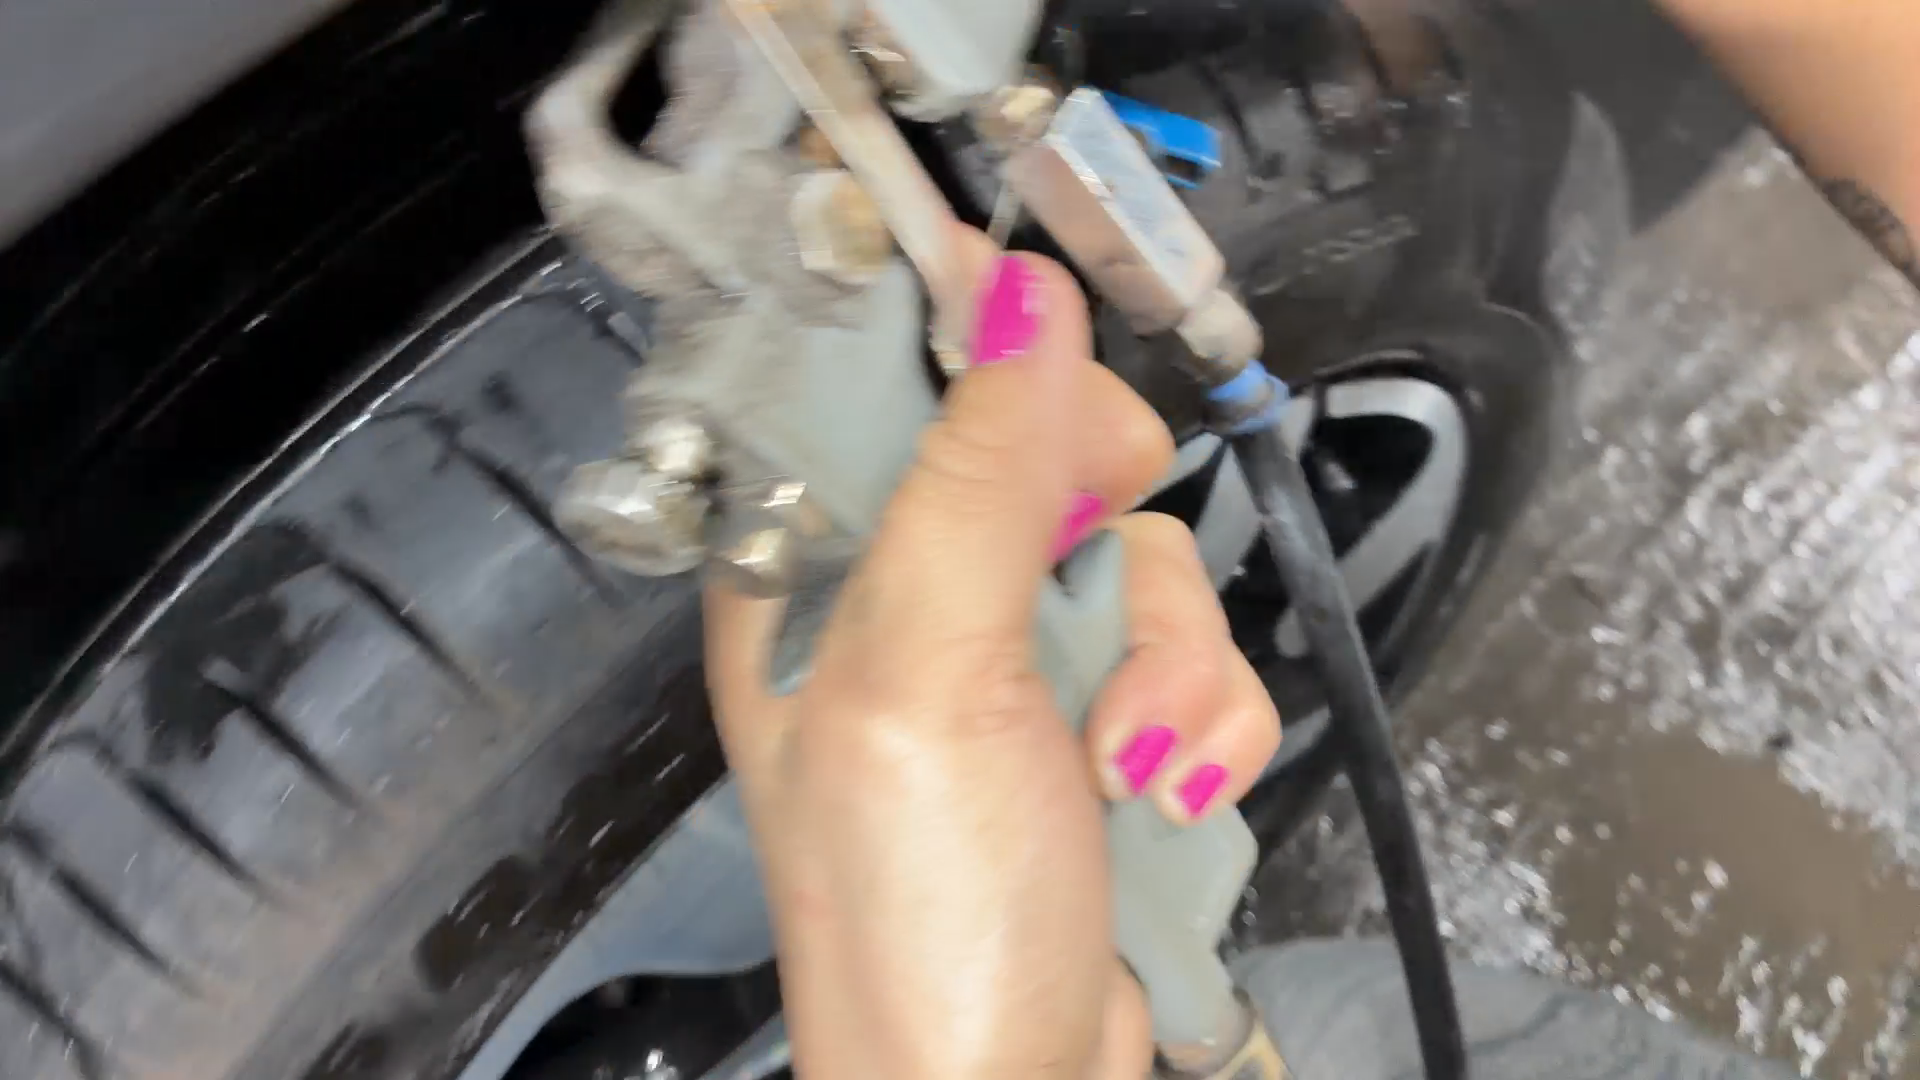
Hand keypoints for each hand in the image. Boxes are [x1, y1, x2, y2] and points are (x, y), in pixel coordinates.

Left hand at [704, 230, 1281, 1079]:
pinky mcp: (1097, 704)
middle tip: (1095, 584)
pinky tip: (1159, 782)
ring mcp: (1016, 651)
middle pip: (1036, 455)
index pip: (883, 395)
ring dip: (1164, 654)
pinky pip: (1185, 641)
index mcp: (824, 575)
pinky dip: (1199, 708)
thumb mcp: (926, 670)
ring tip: (1125, 756)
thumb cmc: (922, 913)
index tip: (1031, 331)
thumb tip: (1018, 306)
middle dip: (1098, 517)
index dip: (963, 347)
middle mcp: (916, 598)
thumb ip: (971, 479)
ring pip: (1134, 553)